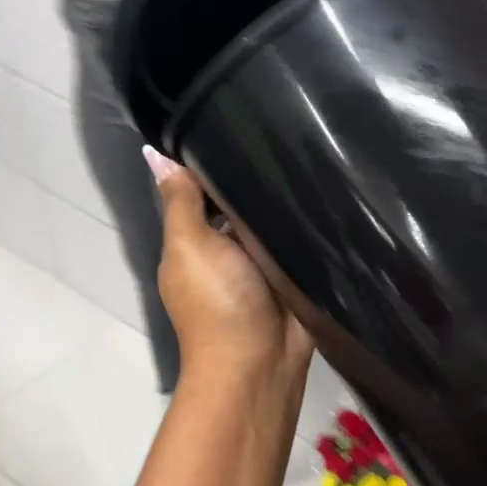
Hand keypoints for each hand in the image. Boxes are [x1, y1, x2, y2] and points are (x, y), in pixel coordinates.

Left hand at [145, 146, 312, 382]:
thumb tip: (155, 152)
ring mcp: (263, 265)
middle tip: (289, 134)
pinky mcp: (295, 276)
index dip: (215, 159)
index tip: (240, 122)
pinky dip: (310, 225)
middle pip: (241, 203)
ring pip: (274, 221)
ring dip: (288, 199)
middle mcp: (227, 250)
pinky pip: (301, 242)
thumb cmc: (218, 301)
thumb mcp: (190, 245)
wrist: (260, 363)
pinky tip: (331, 194)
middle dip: (258, 176)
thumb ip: (181, 201)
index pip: (202, 190)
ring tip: (316, 153)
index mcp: (194, 241)